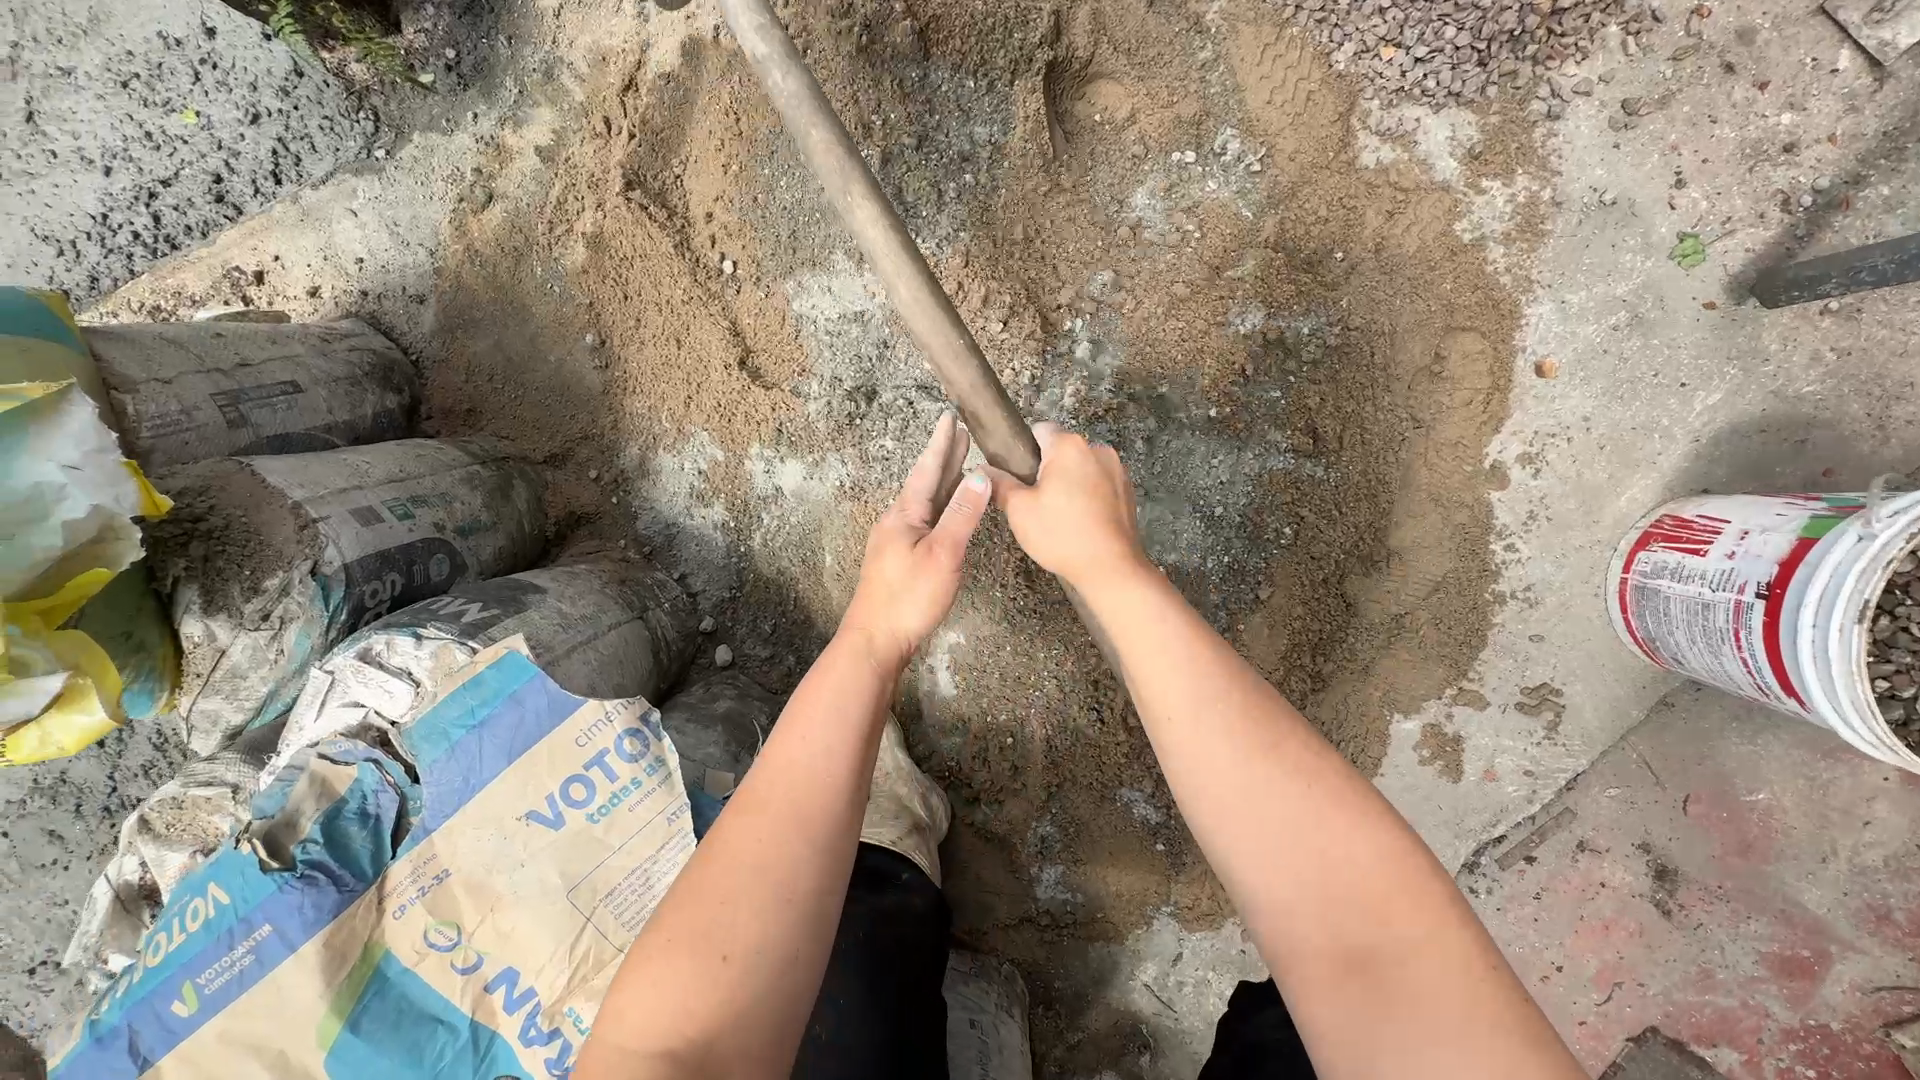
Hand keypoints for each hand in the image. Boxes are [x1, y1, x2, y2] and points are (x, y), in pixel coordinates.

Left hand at [840, 413, 991, 669]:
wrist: (876, 640)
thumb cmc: (908, 599)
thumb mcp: (943, 554)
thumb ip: (962, 515)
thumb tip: (980, 477)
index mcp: (905, 515)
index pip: (928, 470)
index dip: (942, 445)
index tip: (951, 419)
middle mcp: (898, 522)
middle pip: (926, 483)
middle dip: (946, 459)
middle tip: (961, 435)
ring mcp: (896, 542)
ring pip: (926, 503)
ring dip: (944, 482)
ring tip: (961, 466)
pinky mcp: (900, 560)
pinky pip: (925, 522)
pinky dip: (941, 508)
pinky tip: (946, 514)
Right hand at [981, 422, 1148, 589]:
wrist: (1110, 567)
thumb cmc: (1063, 535)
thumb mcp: (1019, 510)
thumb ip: (999, 484)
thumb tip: (983, 471)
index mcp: (1068, 446)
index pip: (1039, 430)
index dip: (1024, 450)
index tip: (1018, 474)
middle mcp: (1097, 449)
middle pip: (1062, 450)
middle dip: (1047, 469)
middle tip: (1034, 501)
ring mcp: (1116, 469)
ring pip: (1081, 468)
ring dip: (1069, 483)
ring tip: (1059, 515)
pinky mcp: (1127, 490)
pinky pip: (1099, 483)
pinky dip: (1088, 496)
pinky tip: (1079, 521)